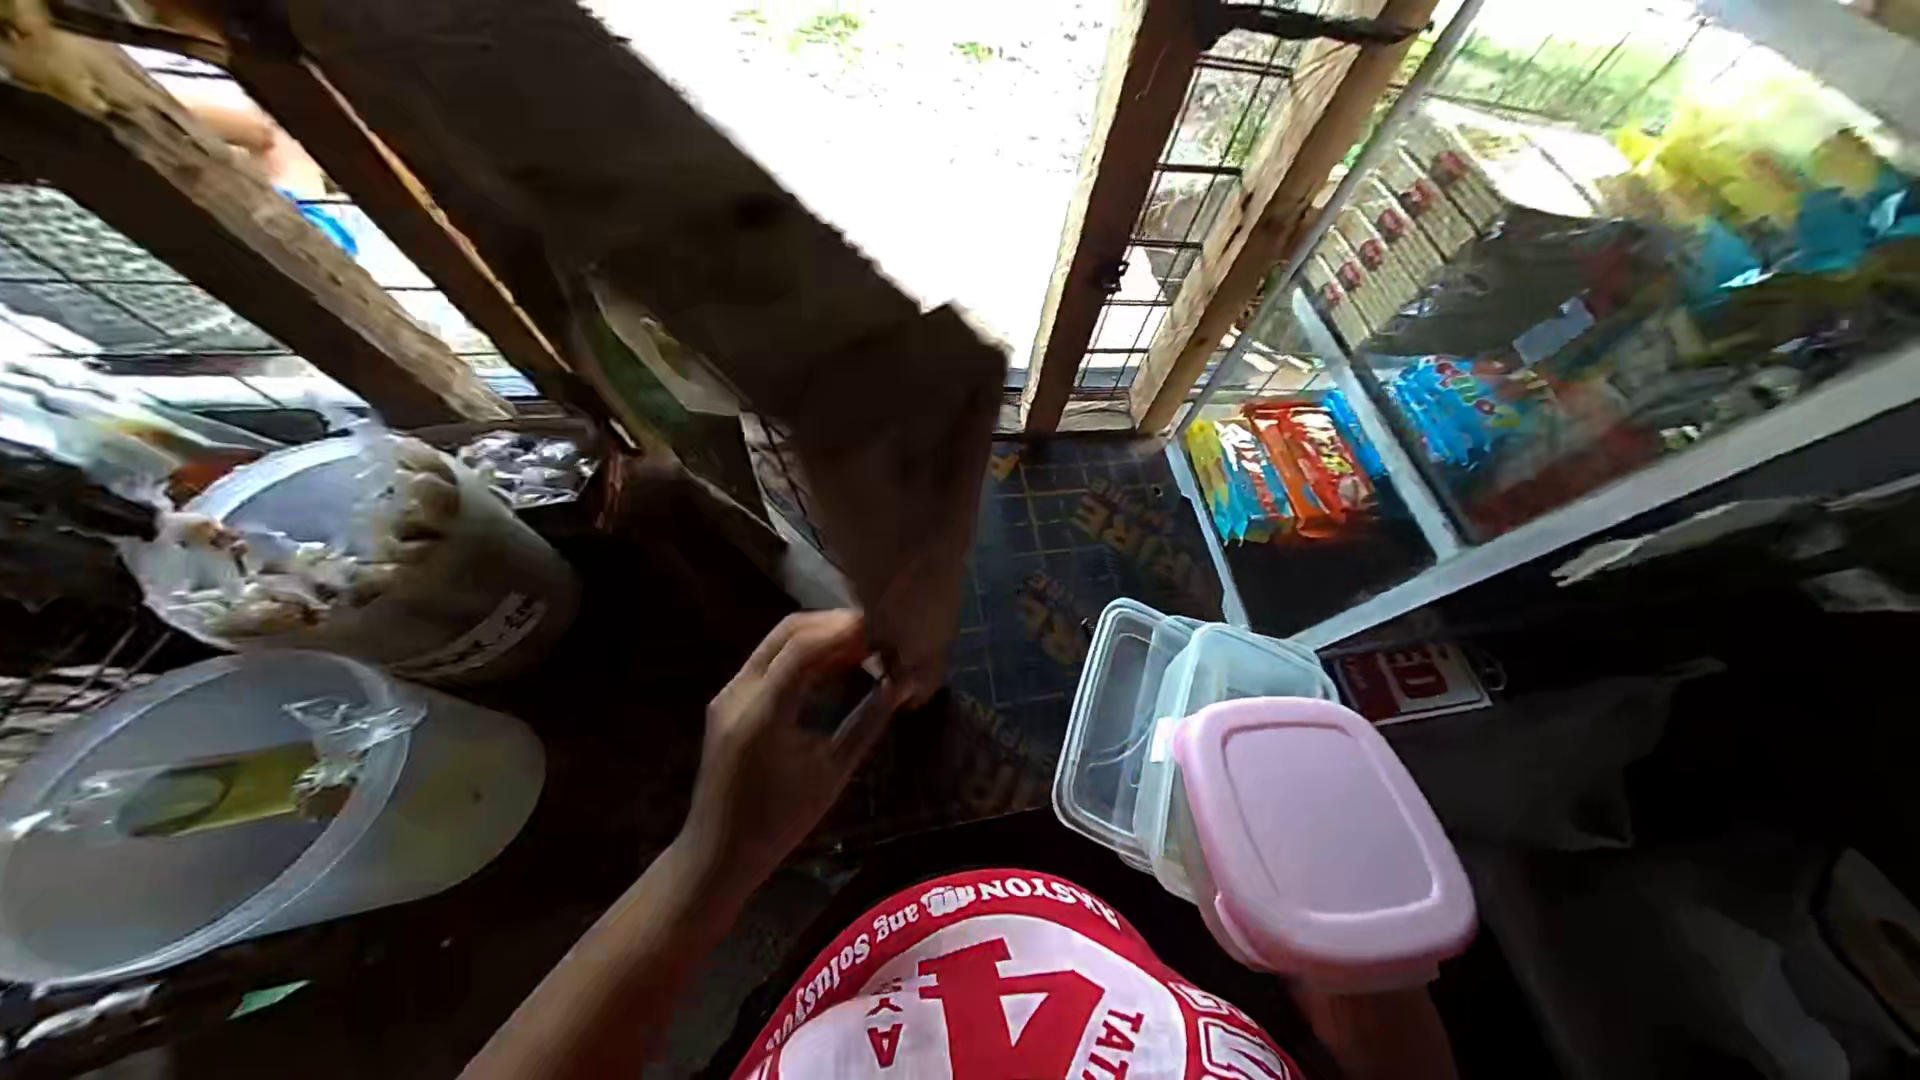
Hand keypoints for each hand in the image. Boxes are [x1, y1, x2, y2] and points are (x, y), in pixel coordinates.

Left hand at [679, 611, 904, 887]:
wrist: (717, 852)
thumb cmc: (780, 822)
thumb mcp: (833, 774)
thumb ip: (868, 722)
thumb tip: (900, 683)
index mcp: (761, 713)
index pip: (803, 648)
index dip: (844, 631)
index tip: (881, 630)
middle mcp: (738, 692)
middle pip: (788, 632)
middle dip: (833, 624)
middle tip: (874, 632)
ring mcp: (729, 693)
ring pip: (776, 641)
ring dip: (819, 635)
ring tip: (861, 643)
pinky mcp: (730, 699)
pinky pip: (769, 660)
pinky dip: (803, 653)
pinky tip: (834, 662)